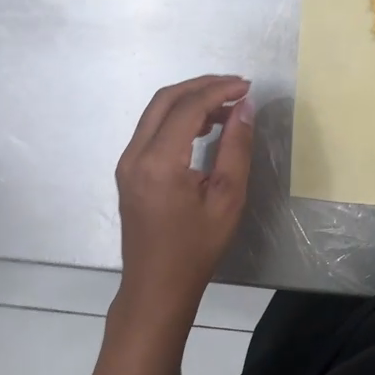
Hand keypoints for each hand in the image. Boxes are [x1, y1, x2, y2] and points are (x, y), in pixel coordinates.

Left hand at [113, 75, 255, 326]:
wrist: (156, 287)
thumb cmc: (196, 248)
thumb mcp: (227, 199)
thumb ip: (236, 148)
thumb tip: (244, 107)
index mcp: (159, 162)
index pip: (188, 107)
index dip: (219, 90)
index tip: (248, 87)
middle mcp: (135, 155)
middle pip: (166, 99)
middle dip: (202, 86)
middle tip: (237, 87)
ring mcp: (127, 162)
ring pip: (156, 111)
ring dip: (190, 100)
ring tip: (227, 106)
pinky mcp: (128, 170)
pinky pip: (151, 128)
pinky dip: (178, 117)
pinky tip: (205, 126)